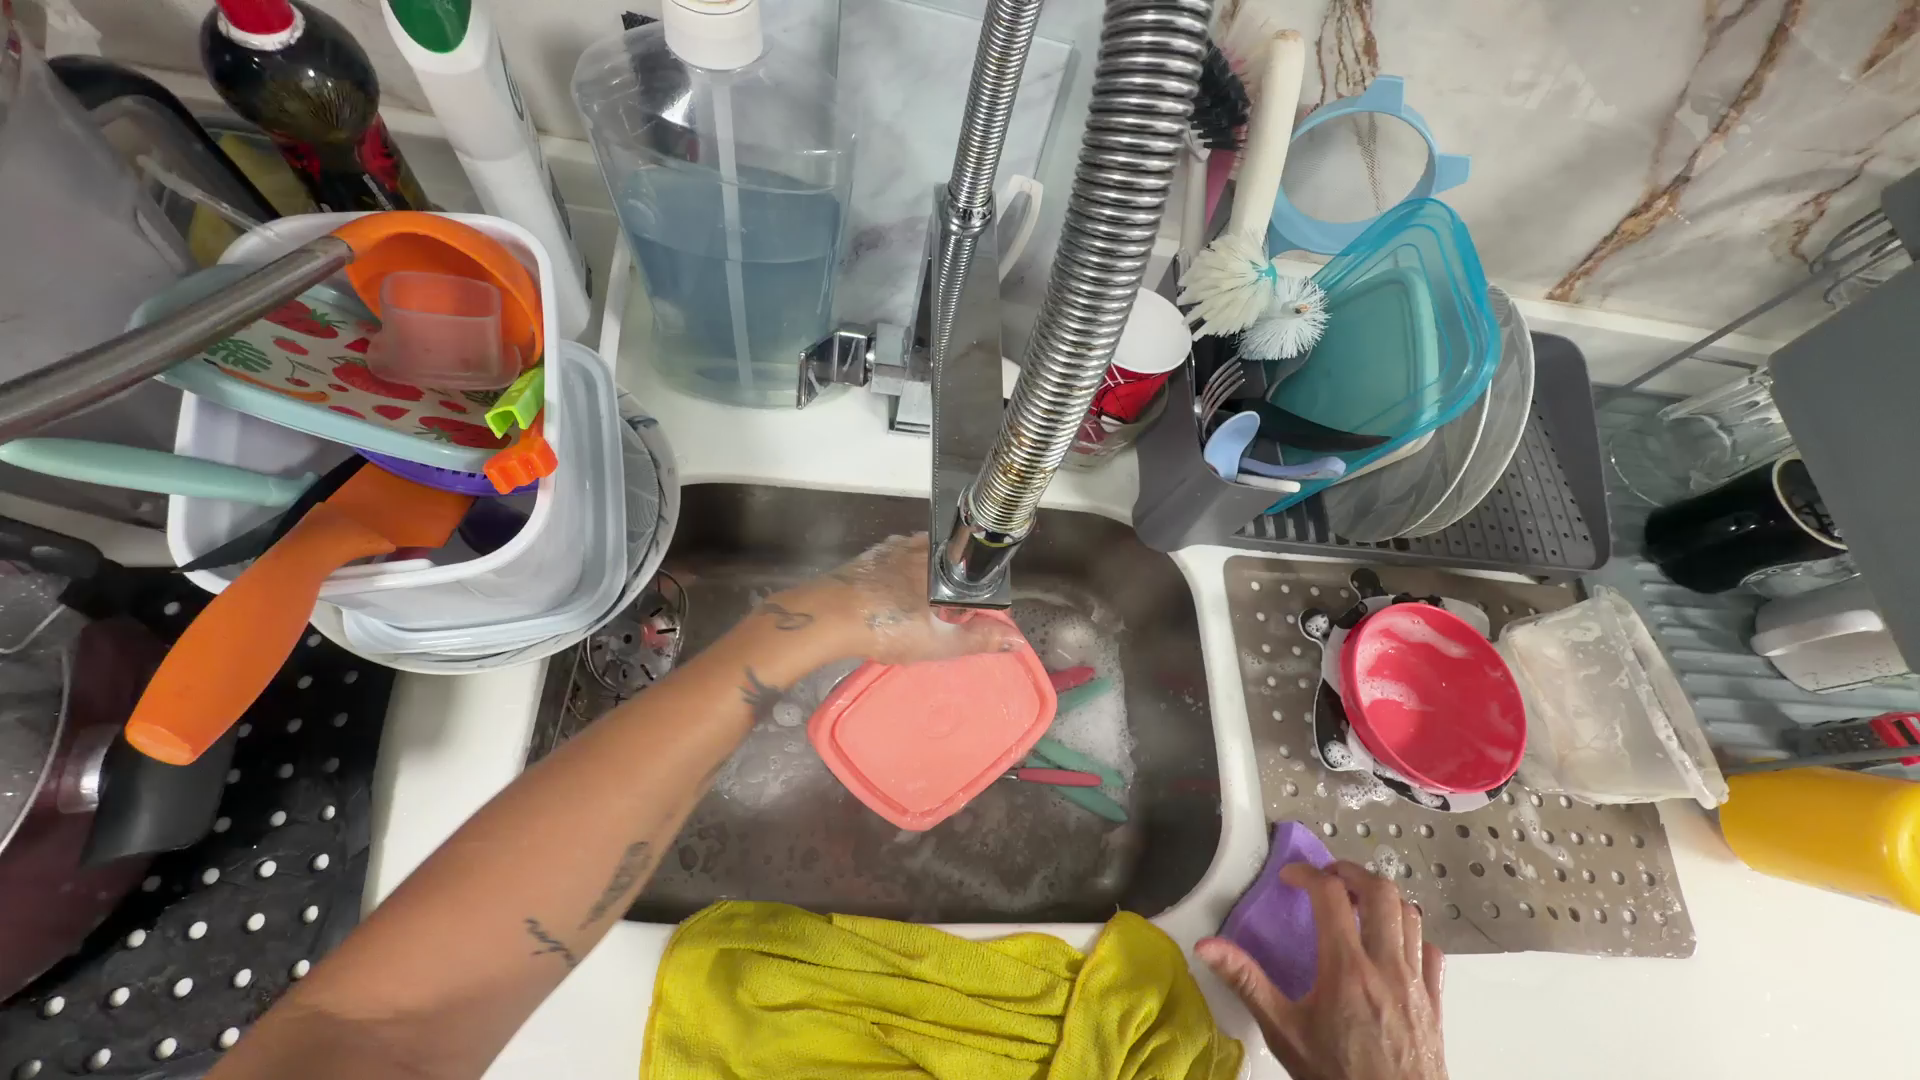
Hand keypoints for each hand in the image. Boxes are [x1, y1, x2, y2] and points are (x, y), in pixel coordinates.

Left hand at [767, 533, 1023, 666]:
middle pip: (946, 560)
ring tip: (923, 607)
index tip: (979, 613)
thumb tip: (1017, 639)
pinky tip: (893, 597)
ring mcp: (889, 549)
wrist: (827, 618)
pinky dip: (899, 576)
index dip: (979, 591)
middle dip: (952, 583)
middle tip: (949, 612)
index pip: (973, 567)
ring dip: (924, 577)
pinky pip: (893, 562)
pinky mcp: (866, 558)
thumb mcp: (939, 641)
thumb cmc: (888, 628)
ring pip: (918, 558)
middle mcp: (916, 547)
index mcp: (940, 563)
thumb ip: (979, 639)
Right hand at [1196, 861, 1446, 1079]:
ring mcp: (1417, 983)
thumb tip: (1207, 946)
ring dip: (1384, 900)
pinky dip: (1413, 937)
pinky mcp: (1437, 1004)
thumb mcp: (1283, 1032)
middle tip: (1328, 878)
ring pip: (1411, 916)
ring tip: (1358, 904)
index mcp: (1347, 967)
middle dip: (1352, 873)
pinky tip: (1393, 946)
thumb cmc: (1337, 1076)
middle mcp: (1387, 966)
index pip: (1330, 893)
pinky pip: (1432, 953)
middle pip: (1381, 892)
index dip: (1306, 873)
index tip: (1289, 878)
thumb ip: (1246, 982)